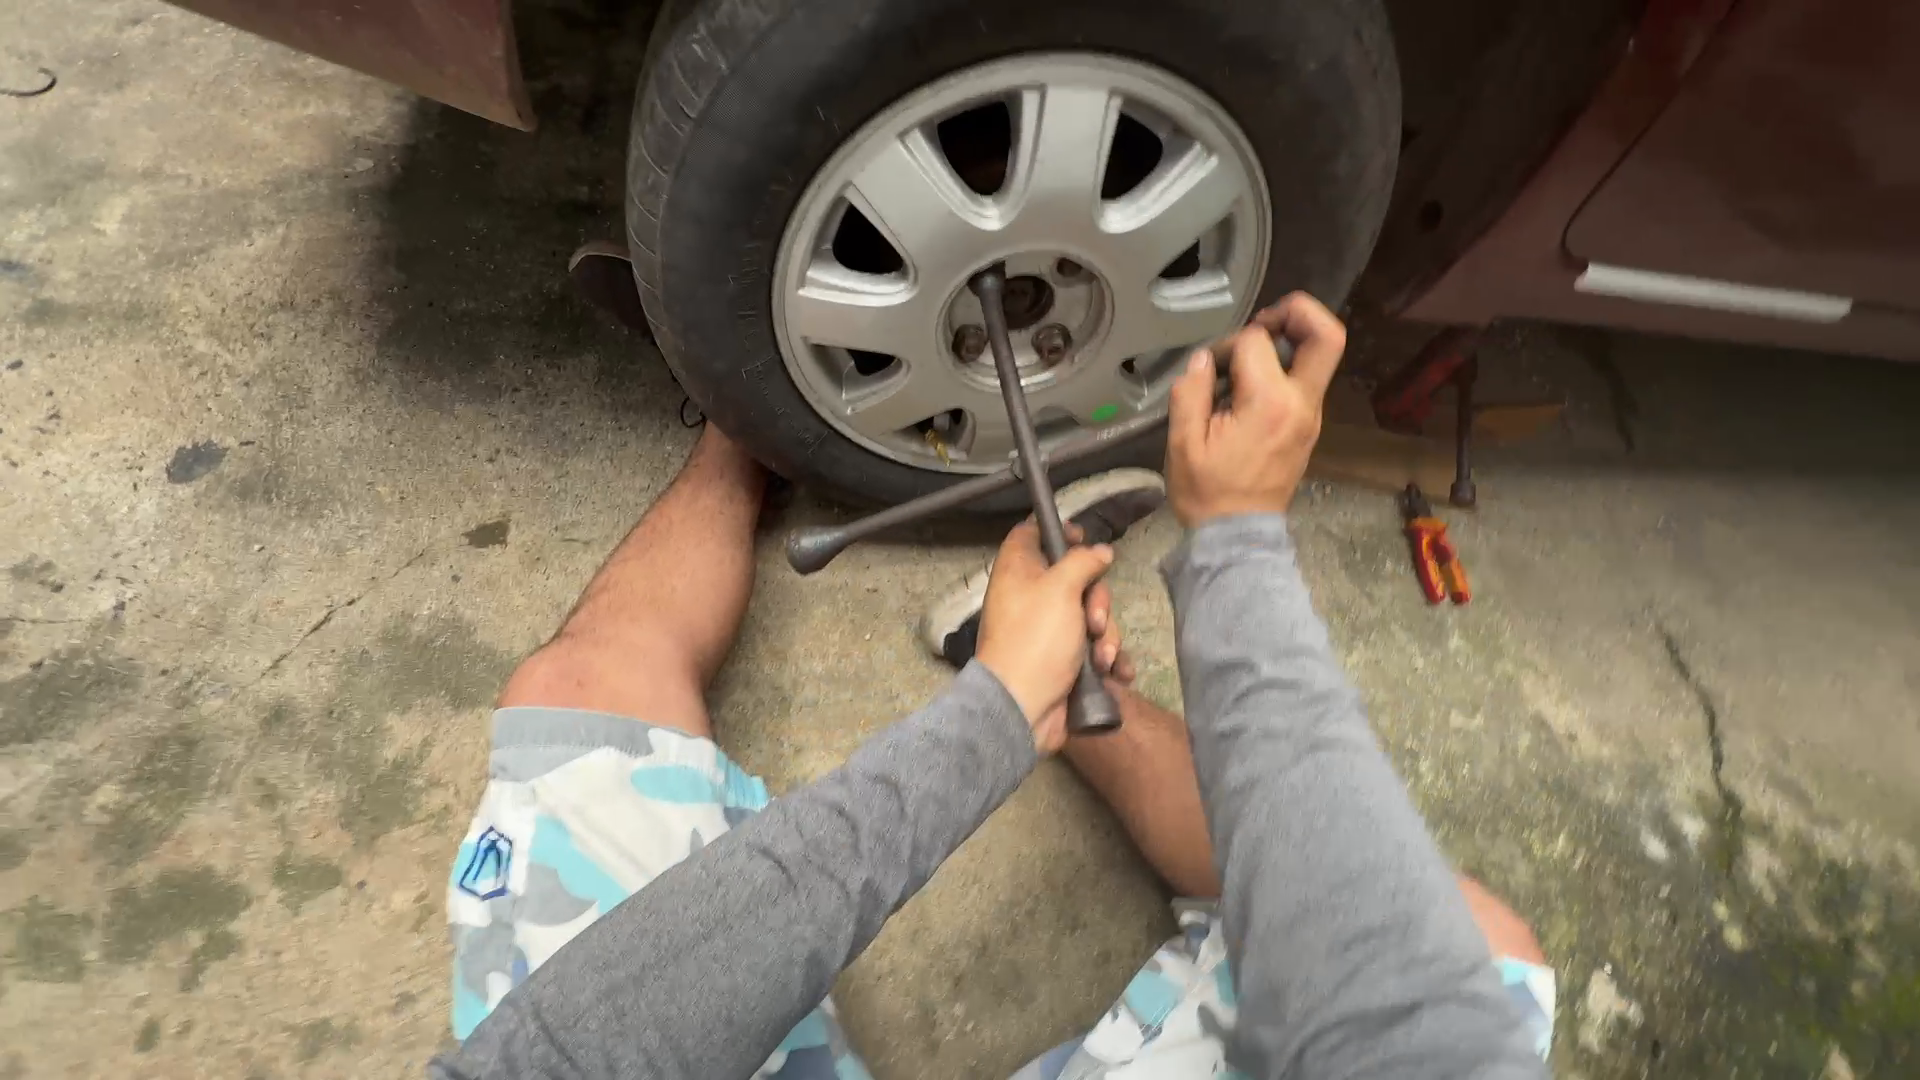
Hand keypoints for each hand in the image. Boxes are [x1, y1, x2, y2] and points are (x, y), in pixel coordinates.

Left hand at [974, 522, 1132, 753]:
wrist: (1023, 707)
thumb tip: (1100, 551)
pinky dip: (1109, 660)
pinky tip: (1118, 673)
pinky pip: (1097, 650)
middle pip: (1076, 579)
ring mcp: (1049, 631)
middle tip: (1094, 621)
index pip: (1031, 535)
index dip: (1056, 531)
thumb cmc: (1035, 639)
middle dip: (1097, 601)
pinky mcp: (1066, 661)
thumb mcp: (1060, 589)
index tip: (1081, 537)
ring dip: (1106, 636)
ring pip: (1092, 616)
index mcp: (1019, 573)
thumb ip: (1082, 562)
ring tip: (1101, 658)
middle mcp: (1032, 598)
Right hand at [1164, 291, 1346, 526]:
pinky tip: (1252, 388)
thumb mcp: (1182, 443)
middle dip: (1298, 312)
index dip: (1227, 345)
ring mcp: (1311, 416)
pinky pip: (1307, 381)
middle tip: (1265, 320)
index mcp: (1269, 403)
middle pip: (1327, 335)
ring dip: (1289, 342)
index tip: (1207, 372)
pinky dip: (1285, 369)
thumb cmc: (1206, 492)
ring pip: (1321, 356)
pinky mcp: (1309, 427)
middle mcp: (1301, 403)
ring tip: (1250, 358)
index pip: (1256, 342)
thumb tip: (1203, 360)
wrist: (1236, 536)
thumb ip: (1190, 392)